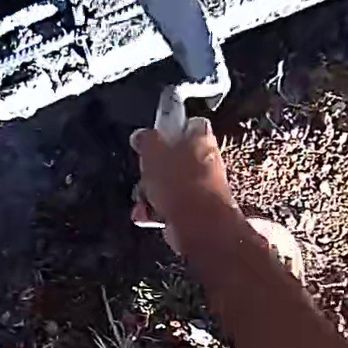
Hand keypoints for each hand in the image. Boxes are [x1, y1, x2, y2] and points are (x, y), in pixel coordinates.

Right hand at [130, 116, 235, 252]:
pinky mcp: (196, 211)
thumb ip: (146, 139)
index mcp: (201, 138)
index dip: (168, 131)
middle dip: (152, 171)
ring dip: (150, 194)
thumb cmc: (180, 182)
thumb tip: (141, 136)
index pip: (187, 124)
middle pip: (173, 159)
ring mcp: (202, 188)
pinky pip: (170, 206)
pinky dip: (156, 211)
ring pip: (169, 185)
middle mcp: (206, 161)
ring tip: (144, 201)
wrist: (197, 223)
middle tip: (145, 175)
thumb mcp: (153, 151)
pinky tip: (147, 215)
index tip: (153, 140)